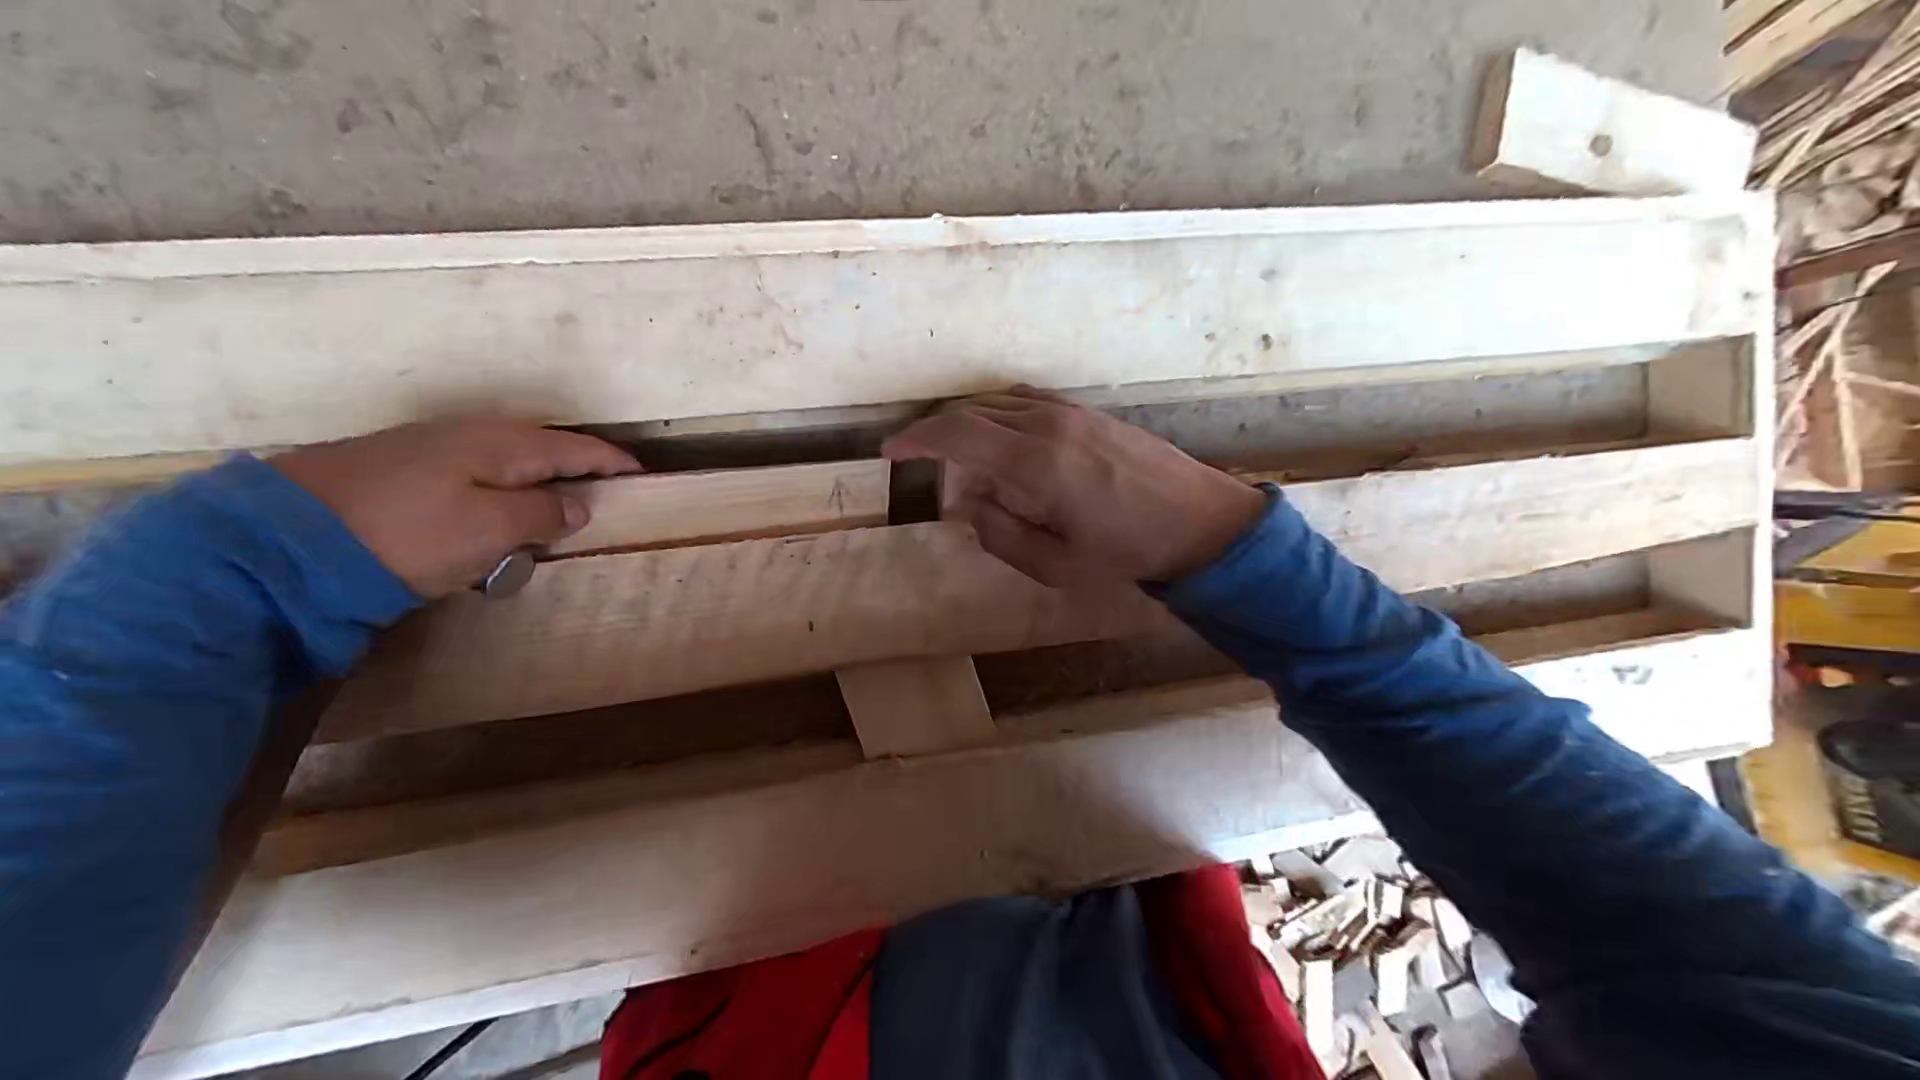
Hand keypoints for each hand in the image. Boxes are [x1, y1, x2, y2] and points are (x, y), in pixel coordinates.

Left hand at [271, 418, 638, 597]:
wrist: (282, 538)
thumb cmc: (408, 534)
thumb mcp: (492, 529)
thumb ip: (544, 512)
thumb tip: (578, 504)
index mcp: (502, 444)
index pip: (577, 448)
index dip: (614, 462)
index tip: (643, 475)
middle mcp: (471, 435)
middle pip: (544, 449)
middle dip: (578, 471)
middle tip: (603, 497)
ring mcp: (431, 448)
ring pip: (507, 462)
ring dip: (536, 484)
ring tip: (553, 512)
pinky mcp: (401, 469)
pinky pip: (475, 476)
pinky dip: (501, 493)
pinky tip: (494, 514)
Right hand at [882, 386, 1266, 586]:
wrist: (1203, 523)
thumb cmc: (1128, 554)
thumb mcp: (1055, 564)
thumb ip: (999, 533)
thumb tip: (964, 503)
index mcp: (1035, 463)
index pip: (957, 433)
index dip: (915, 439)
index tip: (890, 452)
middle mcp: (1049, 424)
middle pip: (973, 411)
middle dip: (937, 432)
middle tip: (920, 459)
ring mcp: (1073, 412)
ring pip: (1001, 402)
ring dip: (969, 422)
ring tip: (958, 455)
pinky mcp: (1090, 413)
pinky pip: (1029, 401)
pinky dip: (1000, 414)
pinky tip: (1002, 437)